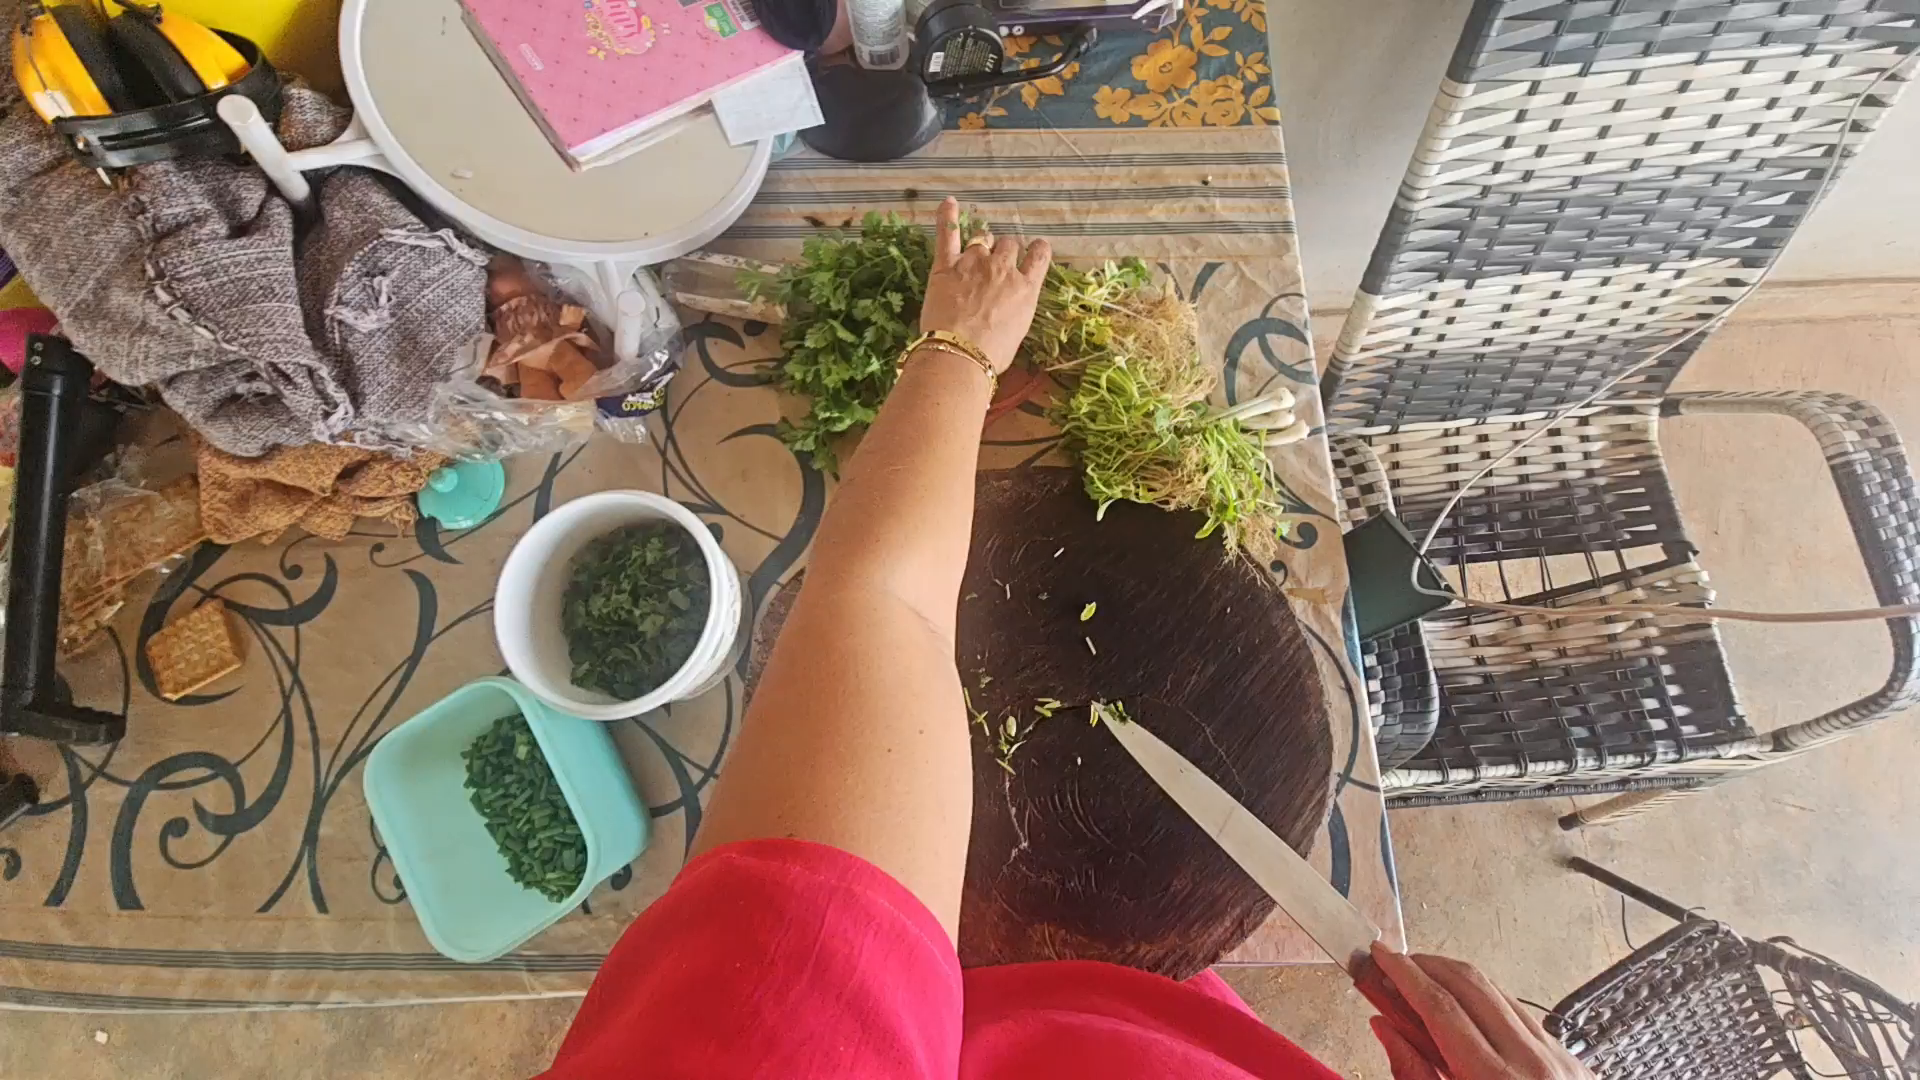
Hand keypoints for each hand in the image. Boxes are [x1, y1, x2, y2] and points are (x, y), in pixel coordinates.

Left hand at [919, 196, 1050, 373]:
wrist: (961, 355)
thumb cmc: (991, 354)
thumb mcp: (1018, 332)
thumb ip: (1018, 308)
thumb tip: (1010, 305)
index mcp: (1026, 288)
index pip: (1039, 256)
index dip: (1037, 251)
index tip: (1035, 250)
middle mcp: (1002, 269)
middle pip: (1008, 244)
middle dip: (1004, 252)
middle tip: (996, 267)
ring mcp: (974, 263)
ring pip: (982, 238)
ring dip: (982, 243)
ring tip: (976, 252)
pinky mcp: (946, 266)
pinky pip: (948, 233)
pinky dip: (947, 216)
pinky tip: (948, 203)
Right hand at [1369, 943, 1593, 1079]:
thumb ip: (1414, 1073)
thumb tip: (1383, 1025)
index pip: (1439, 1005)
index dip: (1403, 973)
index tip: (1379, 955)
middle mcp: (1533, 1063)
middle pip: (1469, 984)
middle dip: (1426, 964)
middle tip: (1398, 966)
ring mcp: (1561, 1061)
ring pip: (1498, 991)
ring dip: (1456, 978)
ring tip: (1428, 984)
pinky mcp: (1577, 1065)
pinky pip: (1523, 1016)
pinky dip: (1488, 1003)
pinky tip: (1470, 1016)